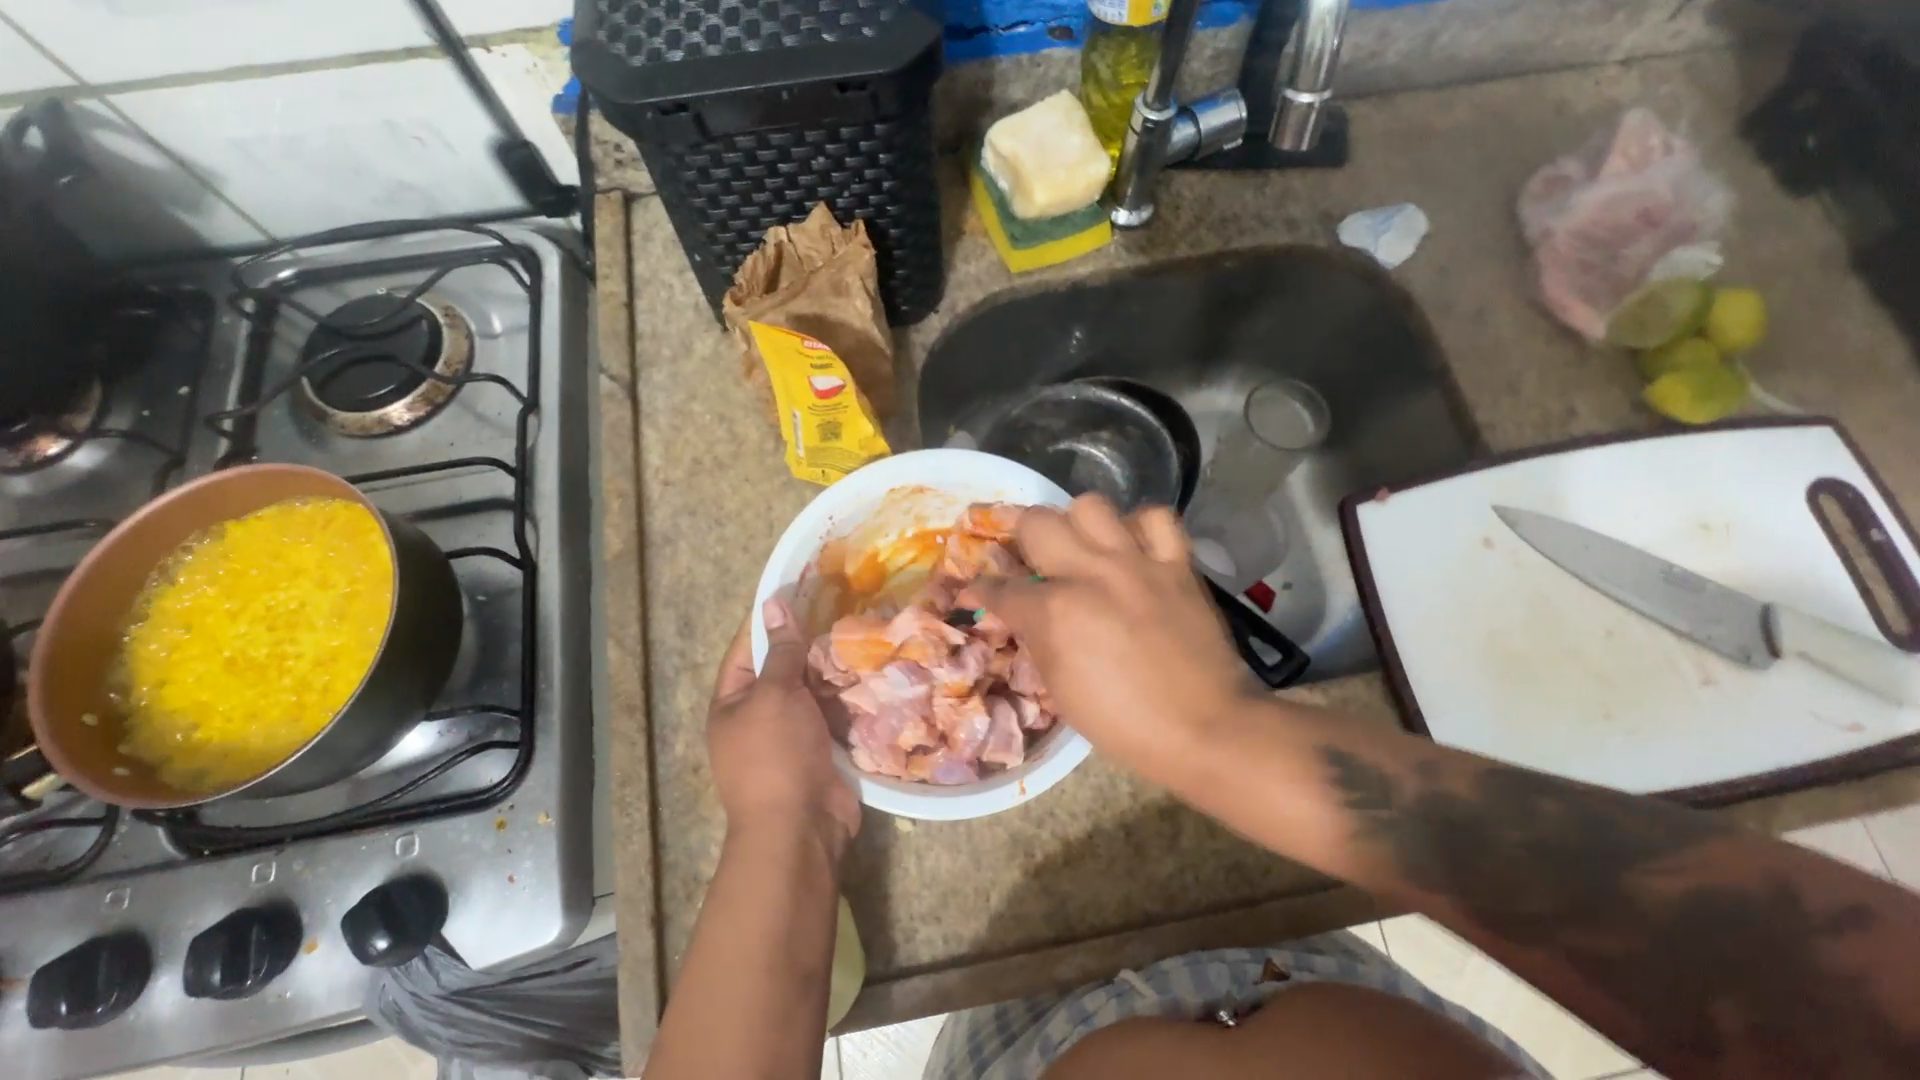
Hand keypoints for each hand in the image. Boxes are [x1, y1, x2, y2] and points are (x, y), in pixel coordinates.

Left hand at [707, 598, 861, 860]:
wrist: (800, 828)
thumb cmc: (774, 756)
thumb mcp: (773, 695)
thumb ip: (780, 651)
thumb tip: (773, 604)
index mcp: (732, 702)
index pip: (747, 647)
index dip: (770, 618)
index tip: (799, 587)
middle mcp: (759, 717)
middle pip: (784, 669)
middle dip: (810, 643)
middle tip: (845, 606)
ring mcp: (792, 737)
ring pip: (815, 692)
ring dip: (835, 670)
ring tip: (865, 631)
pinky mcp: (823, 751)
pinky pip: (836, 716)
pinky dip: (851, 698)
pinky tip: (875, 671)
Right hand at [965, 495, 1255, 773]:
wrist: (1205, 728)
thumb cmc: (1124, 723)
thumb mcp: (1061, 689)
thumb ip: (1036, 640)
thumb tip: (1020, 616)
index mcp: (1055, 612)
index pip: (1000, 588)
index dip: (980, 589)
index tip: (976, 591)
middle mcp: (1092, 574)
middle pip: (1038, 522)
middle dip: (1021, 537)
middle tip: (1027, 557)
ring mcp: (1138, 564)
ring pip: (1092, 505)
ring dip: (1078, 523)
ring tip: (1083, 546)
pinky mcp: (1178, 565)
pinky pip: (1156, 519)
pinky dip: (1139, 526)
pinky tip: (1133, 547)